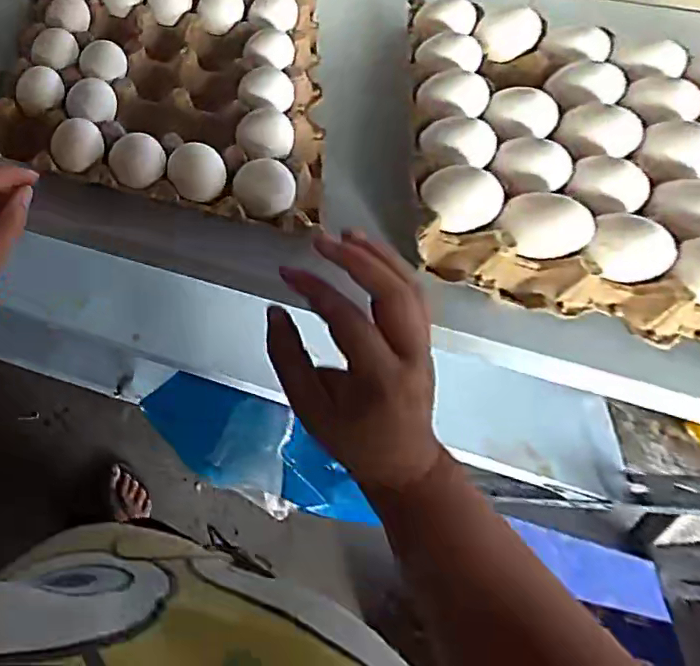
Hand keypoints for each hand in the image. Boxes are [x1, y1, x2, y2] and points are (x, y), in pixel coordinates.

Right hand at [267, 230, 445, 494]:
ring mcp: (424, 345)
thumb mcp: (309, 409)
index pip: (349, 320)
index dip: (316, 290)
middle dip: (357, 260)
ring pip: (409, 288)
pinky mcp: (425, 338)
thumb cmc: (353, 439)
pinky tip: (368, 251)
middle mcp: (410, 356)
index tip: (287, 273)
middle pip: (393, 294)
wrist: (405, 463)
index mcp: (380, 379)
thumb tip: (275, 311)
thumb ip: (287, 358)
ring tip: (346, 234)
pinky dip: (391, 266)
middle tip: (322, 241)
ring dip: (378, 256)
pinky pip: (412, 293)